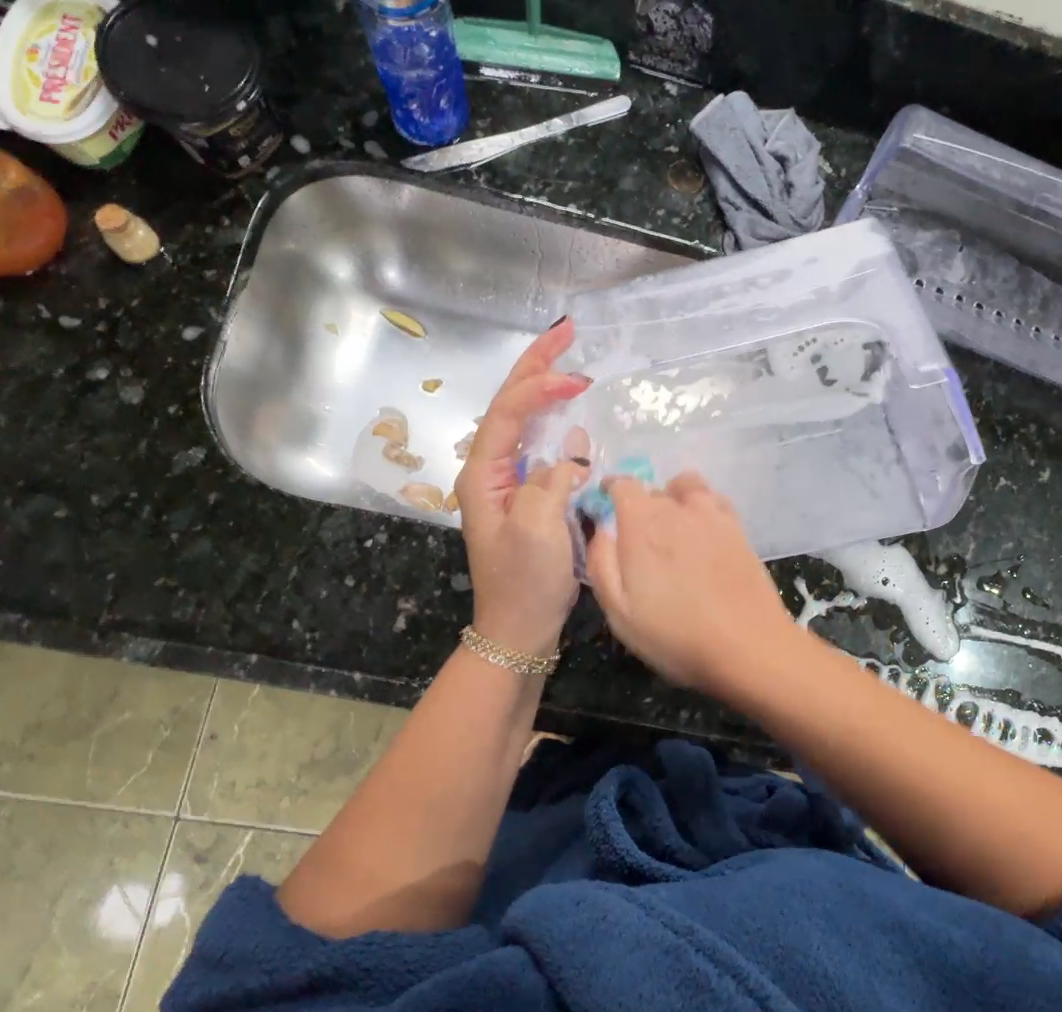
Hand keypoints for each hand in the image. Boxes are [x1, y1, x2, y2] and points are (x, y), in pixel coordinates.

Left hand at [455, 319, 590, 657]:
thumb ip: (552, 480)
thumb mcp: (536, 529)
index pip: (508, 412)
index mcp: (483, 474)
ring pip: (525, 421)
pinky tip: (573, 412)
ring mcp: (510, 483)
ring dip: (544, 387)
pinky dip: (557, 422)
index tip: (578, 377)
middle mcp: (491, 470)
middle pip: (510, 405)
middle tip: (566, 330)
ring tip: (568, 356)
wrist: (518, 629)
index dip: (540, 386)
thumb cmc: (524, 582)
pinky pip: (542, 447)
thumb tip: (572, 452)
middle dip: (536, 366)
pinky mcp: (530, 498)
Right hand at [586, 471, 798, 693]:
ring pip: (689, 487)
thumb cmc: (674, 634)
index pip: (622, 484)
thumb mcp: (619, 611)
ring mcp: (714, 516)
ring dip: (675, 498)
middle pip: (654, 490)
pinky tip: (704, 534)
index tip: (607, 509)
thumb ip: (601, 563)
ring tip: (674, 528)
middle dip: (641, 505)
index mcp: (642, 523)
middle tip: (639, 540)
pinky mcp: (740, 530)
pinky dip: (704, 507)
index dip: (611, 492)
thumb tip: (600, 530)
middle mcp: (678, 509)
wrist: (747, 646)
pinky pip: (716, 502)